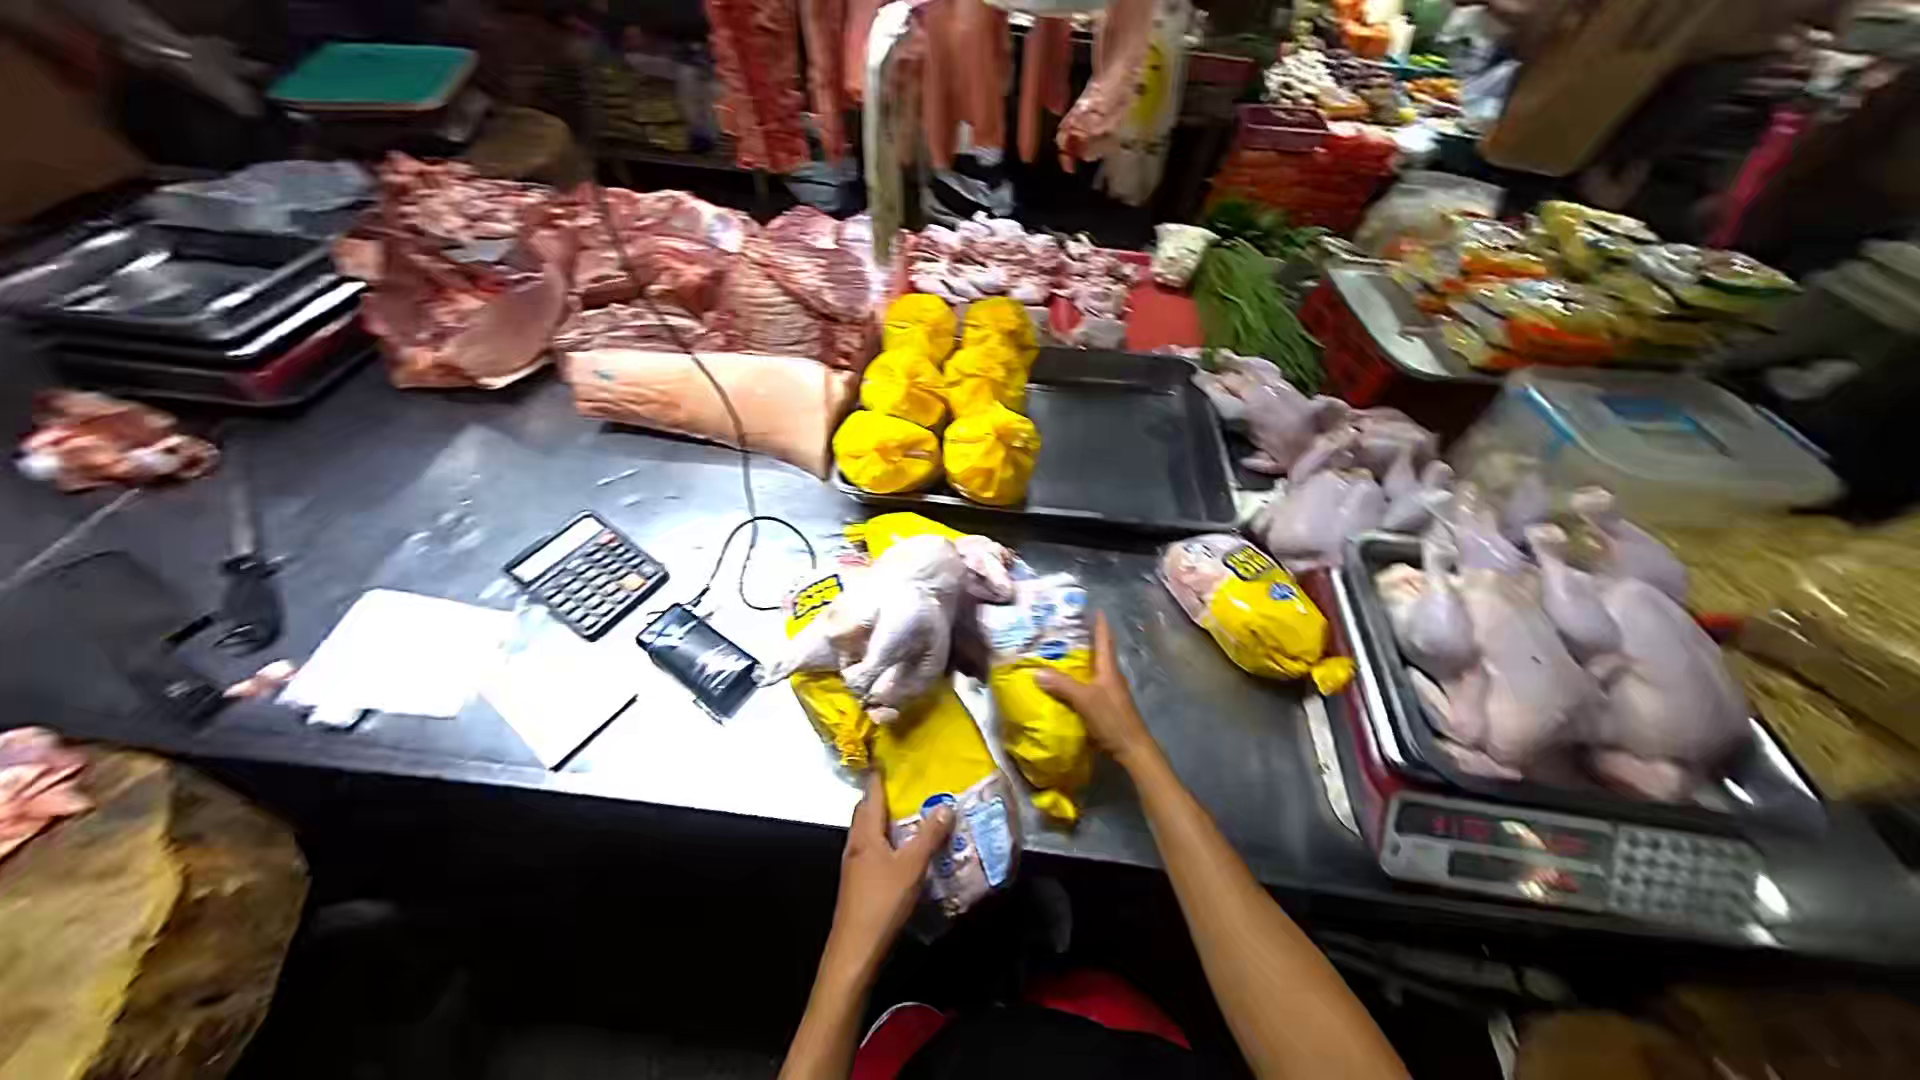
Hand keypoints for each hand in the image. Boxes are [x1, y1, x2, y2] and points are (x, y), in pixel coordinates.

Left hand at [826, 769, 953, 970]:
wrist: (854, 951)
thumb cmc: (881, 902)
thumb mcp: (911, 867)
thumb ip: (929, 836)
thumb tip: (945, 805)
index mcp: (865, 833)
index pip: (870, 794)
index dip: (878, 775)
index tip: (888, 758)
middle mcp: (855, 843)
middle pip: (866, 811)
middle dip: (882, 796)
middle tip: (907, 786)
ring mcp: (854, 864)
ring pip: (868, 832)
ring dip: (885, 820)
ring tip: (910, 815)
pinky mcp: (857, 882)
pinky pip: (872, 849)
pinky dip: (886, 840)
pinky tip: (902, 851)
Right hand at [1035, 611, 1157, 766]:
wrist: (1132, 749)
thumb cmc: (1112, 719)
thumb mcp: (1084, 700)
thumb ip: (1062, 685)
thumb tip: (1037, 671)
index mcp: (1109, 669)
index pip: (1105, 640)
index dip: (1100, 624)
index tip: (1094, 609)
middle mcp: (1112, 676)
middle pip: (1102, 652)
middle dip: (1090, 639)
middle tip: (1071, 629)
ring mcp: (1111, 692)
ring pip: (1097, 668)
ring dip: (1085, 659)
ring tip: (1065, 653)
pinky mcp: (1108, 705)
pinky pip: (1092, 684)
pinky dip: (1081, 678)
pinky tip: (1069, 682)